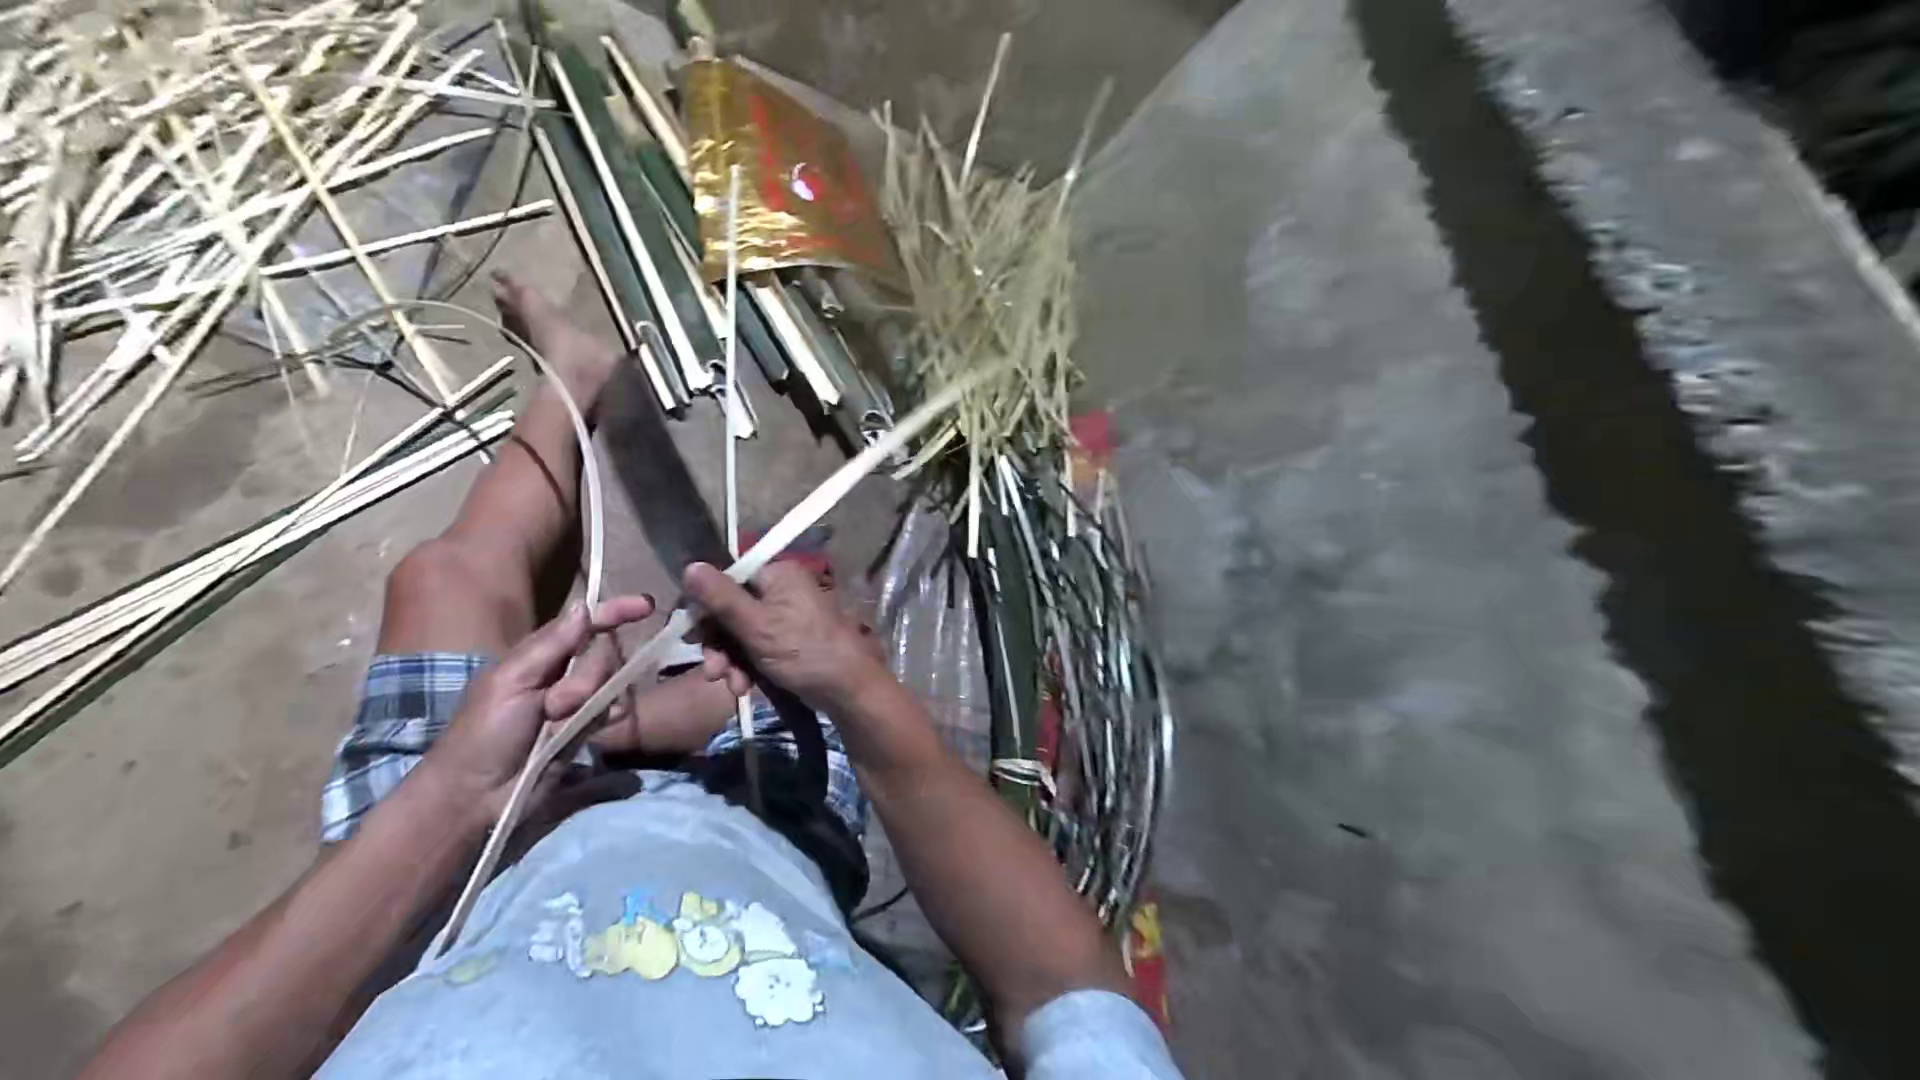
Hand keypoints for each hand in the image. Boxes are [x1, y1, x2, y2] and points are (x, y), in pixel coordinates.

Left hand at [414, 595, 655, 822]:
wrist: (478, 796)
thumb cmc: (483, 733)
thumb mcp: (510, 682)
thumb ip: (551, 644)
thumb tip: (584, 607)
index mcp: (540, 655)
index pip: (586, 623)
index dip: (615, 611)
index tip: (646, 605)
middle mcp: (563, 672)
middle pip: (603, 654)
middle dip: (589, 676)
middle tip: (556, 705)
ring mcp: (578, 700)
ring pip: (612, 680)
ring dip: (591, 699)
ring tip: (559, 724)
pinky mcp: (588, 725)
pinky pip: (616, 707)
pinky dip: (610, 714)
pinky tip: (593, 728)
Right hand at [683, 560, 890, 711]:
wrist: (847, 688)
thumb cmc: (803, 650)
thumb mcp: (756, 625)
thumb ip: (721, 597)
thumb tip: (690, 565)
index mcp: (777, 574)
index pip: (727, 579)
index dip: (704, 607)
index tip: (691, 634)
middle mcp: (781, 589)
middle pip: (731, 609)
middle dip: (719, 643)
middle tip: (712, 670)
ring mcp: (786, 615)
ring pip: (741, 633)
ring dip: (731, 660)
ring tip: (732, 684)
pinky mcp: (788, 640)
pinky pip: (756, 647)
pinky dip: (747, 666)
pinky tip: (744, 687)